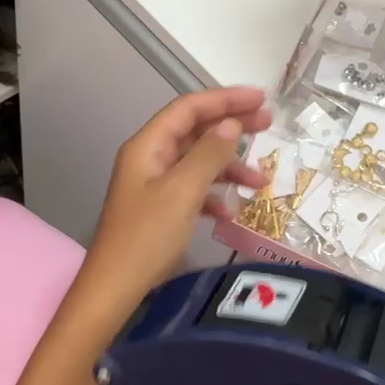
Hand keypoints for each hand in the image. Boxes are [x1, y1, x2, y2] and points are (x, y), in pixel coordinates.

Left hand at [80, 88, 272, 303]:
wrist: (116, 286)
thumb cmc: (147, 236)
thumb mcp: (182, 192)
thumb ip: (208, 154)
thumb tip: (231, 125)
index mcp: (148, 146)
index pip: (189, 108)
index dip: (226, 99)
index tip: (261, 99)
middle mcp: (149, 158)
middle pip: (195, 131)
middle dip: (231, 127)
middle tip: (269, 125)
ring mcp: (153, 184)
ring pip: (197, 163)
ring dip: (228, 168)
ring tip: (261, 182)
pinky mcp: (159, 209)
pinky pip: (192, 191)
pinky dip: (213, 196)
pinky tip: (229, 213)